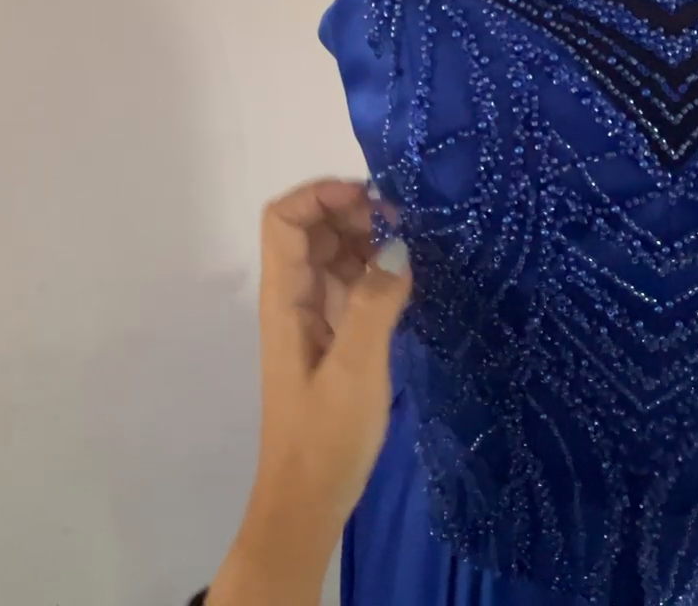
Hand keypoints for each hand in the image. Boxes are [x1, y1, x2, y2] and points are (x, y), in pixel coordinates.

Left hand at [209, 180, 412, 605]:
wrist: (308, 501)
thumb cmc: (325, 437)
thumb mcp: (356, 368)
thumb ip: (375, 302)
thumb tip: (399, 245)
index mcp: (285, 296)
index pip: (284, 219)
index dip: (320, 194)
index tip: (372, 198)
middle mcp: (294, 295)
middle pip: (312, 227)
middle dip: (352, 211)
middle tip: (404, 223)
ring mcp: (314, 313)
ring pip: (334, 252)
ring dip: (367, 238)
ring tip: (413, 244)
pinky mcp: (335, 333)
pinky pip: (352, 282)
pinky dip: (376, 268)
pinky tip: (407, 276)